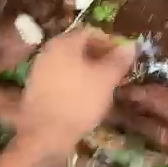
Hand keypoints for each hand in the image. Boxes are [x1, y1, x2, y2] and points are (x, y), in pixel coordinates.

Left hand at [16, 29, 136, 152]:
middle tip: (116, 72)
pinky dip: (75, 82)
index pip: (91, 32)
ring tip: (104, 86)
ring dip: (88, 70)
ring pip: (70, 63)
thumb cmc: (79, 101)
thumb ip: (119, 60)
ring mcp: (39, 70)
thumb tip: (131, 45)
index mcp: (64, 43)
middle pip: (79, 47)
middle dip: (100, 57)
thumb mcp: (106, 79)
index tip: (124, 57)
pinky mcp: (36, 89)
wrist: (44, 135)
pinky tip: (86, 98)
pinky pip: (61, 78)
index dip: (111, 42)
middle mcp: (48, 51)